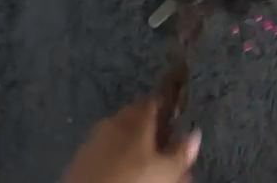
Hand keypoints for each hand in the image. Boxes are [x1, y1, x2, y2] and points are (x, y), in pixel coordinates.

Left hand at [60, 98, 200, 182]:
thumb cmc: (133, 181)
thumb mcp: (164, 171)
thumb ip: (181, 152)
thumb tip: (196, 134)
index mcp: (136, 116)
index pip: (156, 100)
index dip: (168, 109)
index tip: (177, 121)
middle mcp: (115, 120)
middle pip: (138, 119)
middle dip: (153, 132)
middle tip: (166, 150)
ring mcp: (95, 138)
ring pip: (122, 137)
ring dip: (136, 147)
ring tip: (148, 166)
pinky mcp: (80, 159)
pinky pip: (106, 152)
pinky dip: (118, 158)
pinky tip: (124, 172)